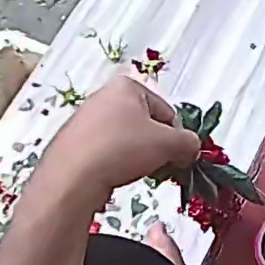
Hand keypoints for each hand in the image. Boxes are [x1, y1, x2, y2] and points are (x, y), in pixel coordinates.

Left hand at [34, 77, 200, 203]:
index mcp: (127, 86)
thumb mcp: (170, 144)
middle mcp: (103, 97)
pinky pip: (107, 151)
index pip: (167, 112)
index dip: (176, 136)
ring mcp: (86, 119)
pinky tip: (116, 176)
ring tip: (136, 172)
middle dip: (156, 146)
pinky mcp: (74, 142)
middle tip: (159, 165)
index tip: (176, 154)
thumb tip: (191, 149)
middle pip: (147, 125)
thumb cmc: (121, 149)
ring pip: (128, 140)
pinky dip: (117, 163)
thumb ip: (190, 143)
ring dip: (139, 156)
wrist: (72, 177)